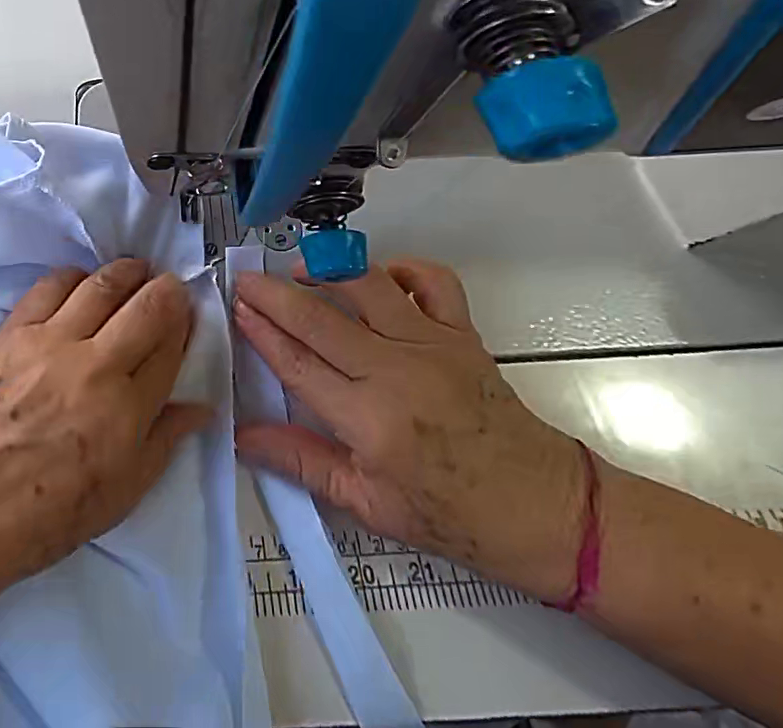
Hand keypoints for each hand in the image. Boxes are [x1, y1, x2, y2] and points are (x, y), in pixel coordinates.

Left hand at [0, 259, 210, 659]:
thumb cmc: (51, 511)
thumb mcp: (124, 492)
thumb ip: (164, 440)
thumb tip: (200, 407)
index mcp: (129, 408)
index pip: (170, 347)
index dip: (184, 324)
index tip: (186, 314)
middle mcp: (96, 365)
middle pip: (144, 308)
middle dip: (165, 290)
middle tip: (167, 284)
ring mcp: (51, 342)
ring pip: (99, 287)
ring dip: (124, 272)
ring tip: (133, 271)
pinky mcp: (13, 332)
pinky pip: (49, 287)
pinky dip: (73, 277)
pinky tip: (80, 282)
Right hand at [232, 258, 585, 601]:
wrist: (546, 511)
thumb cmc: (450, 514)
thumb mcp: (366, 504)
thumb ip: (300, 461)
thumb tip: (241, 435)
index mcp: (369, 419)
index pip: (297, 362)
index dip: (260, 331)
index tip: (235, 307)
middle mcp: (397, 372)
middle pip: (319, 318)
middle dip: (273, 294)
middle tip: (245, 279)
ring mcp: (433, 347)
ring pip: (368, 287)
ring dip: (327, 270)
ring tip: (299, 270)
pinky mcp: (463, 335)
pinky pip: (432, 282)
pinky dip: (401, 268)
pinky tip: (376, 278)